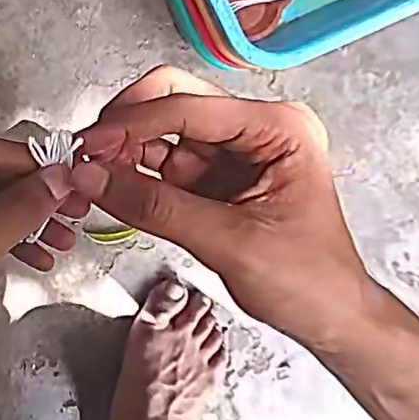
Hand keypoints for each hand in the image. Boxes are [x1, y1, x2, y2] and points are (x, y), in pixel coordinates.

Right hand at [68, 67, 373, 345]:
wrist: (329, 319)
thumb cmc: (310, 282)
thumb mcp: (230, 243)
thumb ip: (155, 207)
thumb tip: (92, 177)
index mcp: (279, 129)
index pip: (190, 107)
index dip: (134, 123)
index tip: (92, 144)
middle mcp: (253, 130)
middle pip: (172, 100)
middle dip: (126, 122)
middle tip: (89, 149)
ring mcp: (228, 152)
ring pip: (158, 129)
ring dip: (122, 147)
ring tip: (91, 170)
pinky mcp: (208, 176)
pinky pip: (157, 161)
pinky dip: (129, 170)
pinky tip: (109, 182)